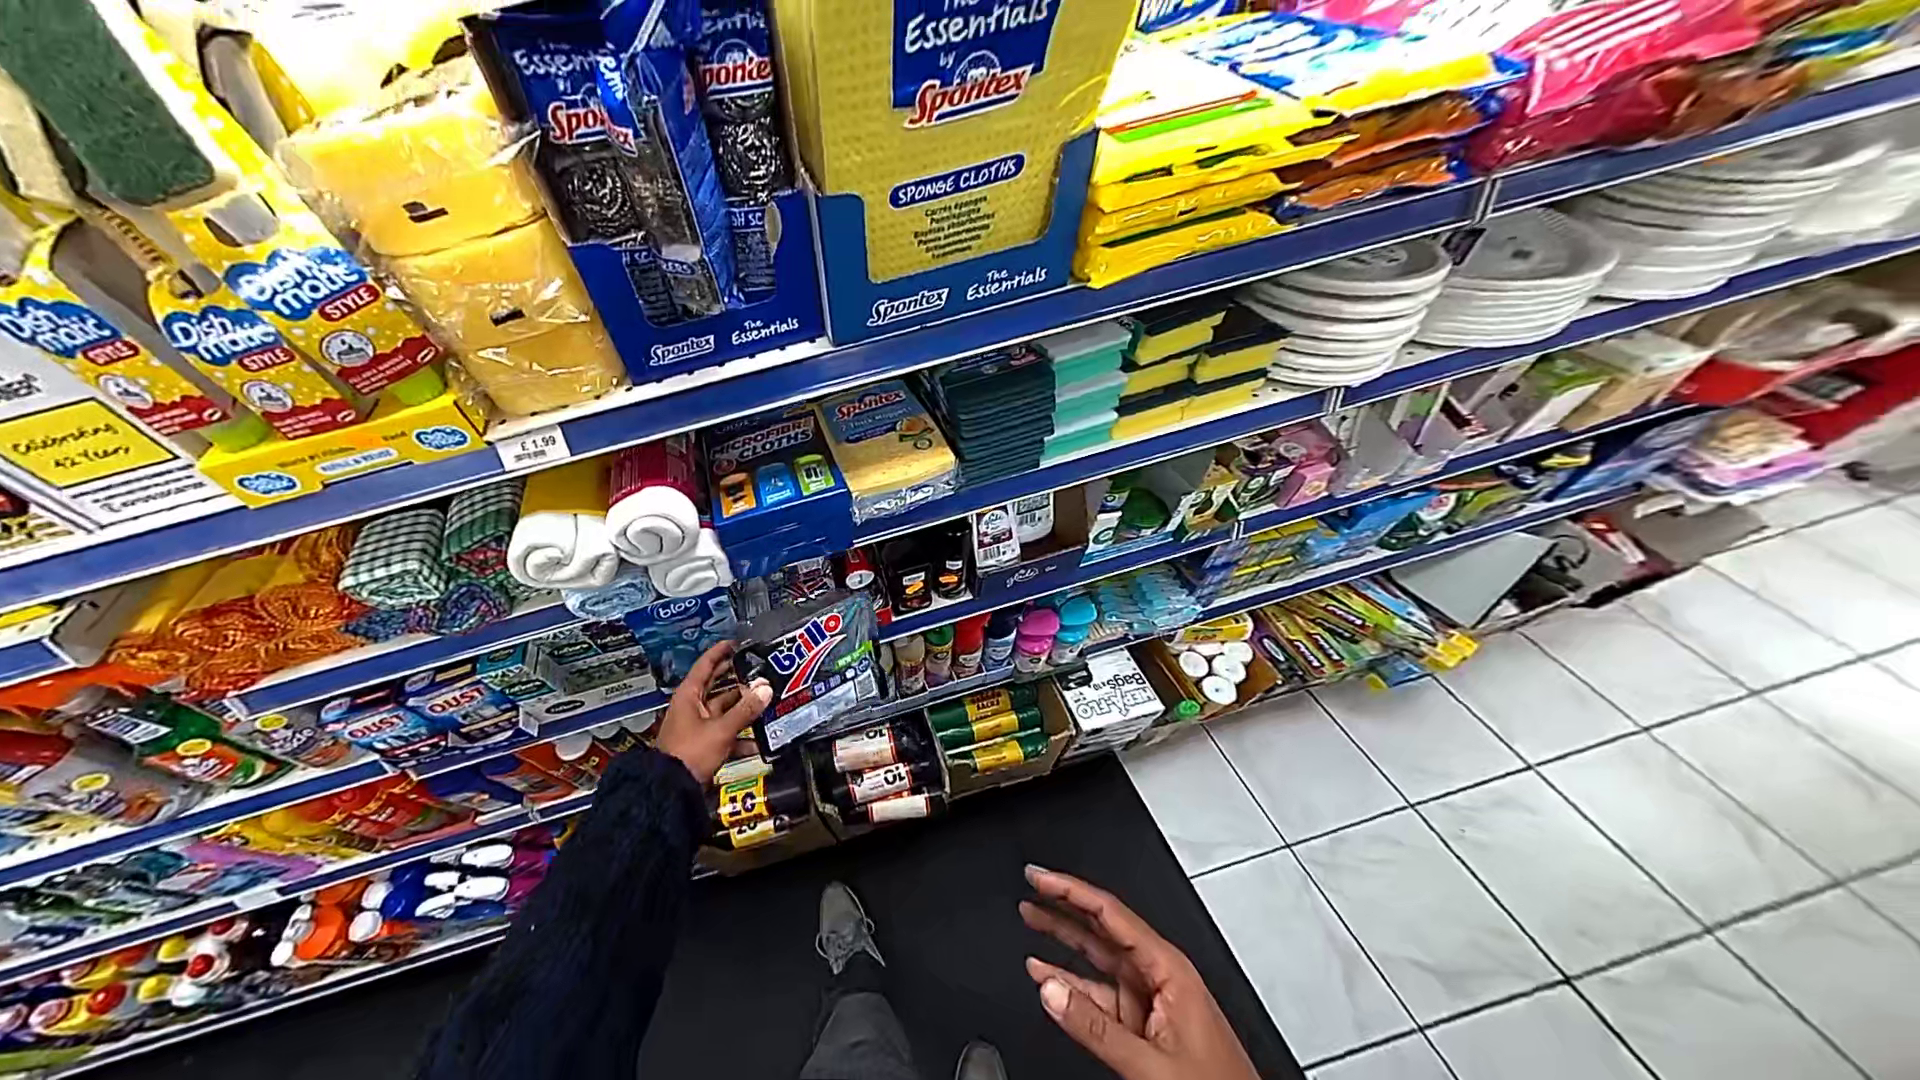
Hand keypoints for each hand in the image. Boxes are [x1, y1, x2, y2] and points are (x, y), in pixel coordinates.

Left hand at [654, 641, 769, 786]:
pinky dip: (742, 736)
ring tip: (766, 702)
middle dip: (738, 680)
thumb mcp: (722, 729)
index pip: (705, 665)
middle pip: (717, 687)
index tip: (735, 643)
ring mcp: (698, 727)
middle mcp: (692, 708)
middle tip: (757, 669)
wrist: (671, 791)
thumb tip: (765, 688)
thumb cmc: (689, 754)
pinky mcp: (704, 745)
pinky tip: (759, 741)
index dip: (720, 652)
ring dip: (744, 709)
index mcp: (689, 696)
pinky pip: (727, 733)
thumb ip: (746, 709)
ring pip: (725, 710)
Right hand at [1021, 866, 1257, 1079]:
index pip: (1110, 912)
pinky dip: (1070, 982)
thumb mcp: (1153, 1063)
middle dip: (1063, 905)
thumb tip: (1051, 990)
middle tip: (1031, 885)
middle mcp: (1159, 974)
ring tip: (1030, 917)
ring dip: (1061, 939)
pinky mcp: (1143, 1023)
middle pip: (1101, 926)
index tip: (1041, 876)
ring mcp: (1150, 998)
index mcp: (1168, 967)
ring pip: (1096, 956)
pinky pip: (1098, 993)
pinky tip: (1046, 973)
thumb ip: (1097, 1026)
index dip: (1070, 890)